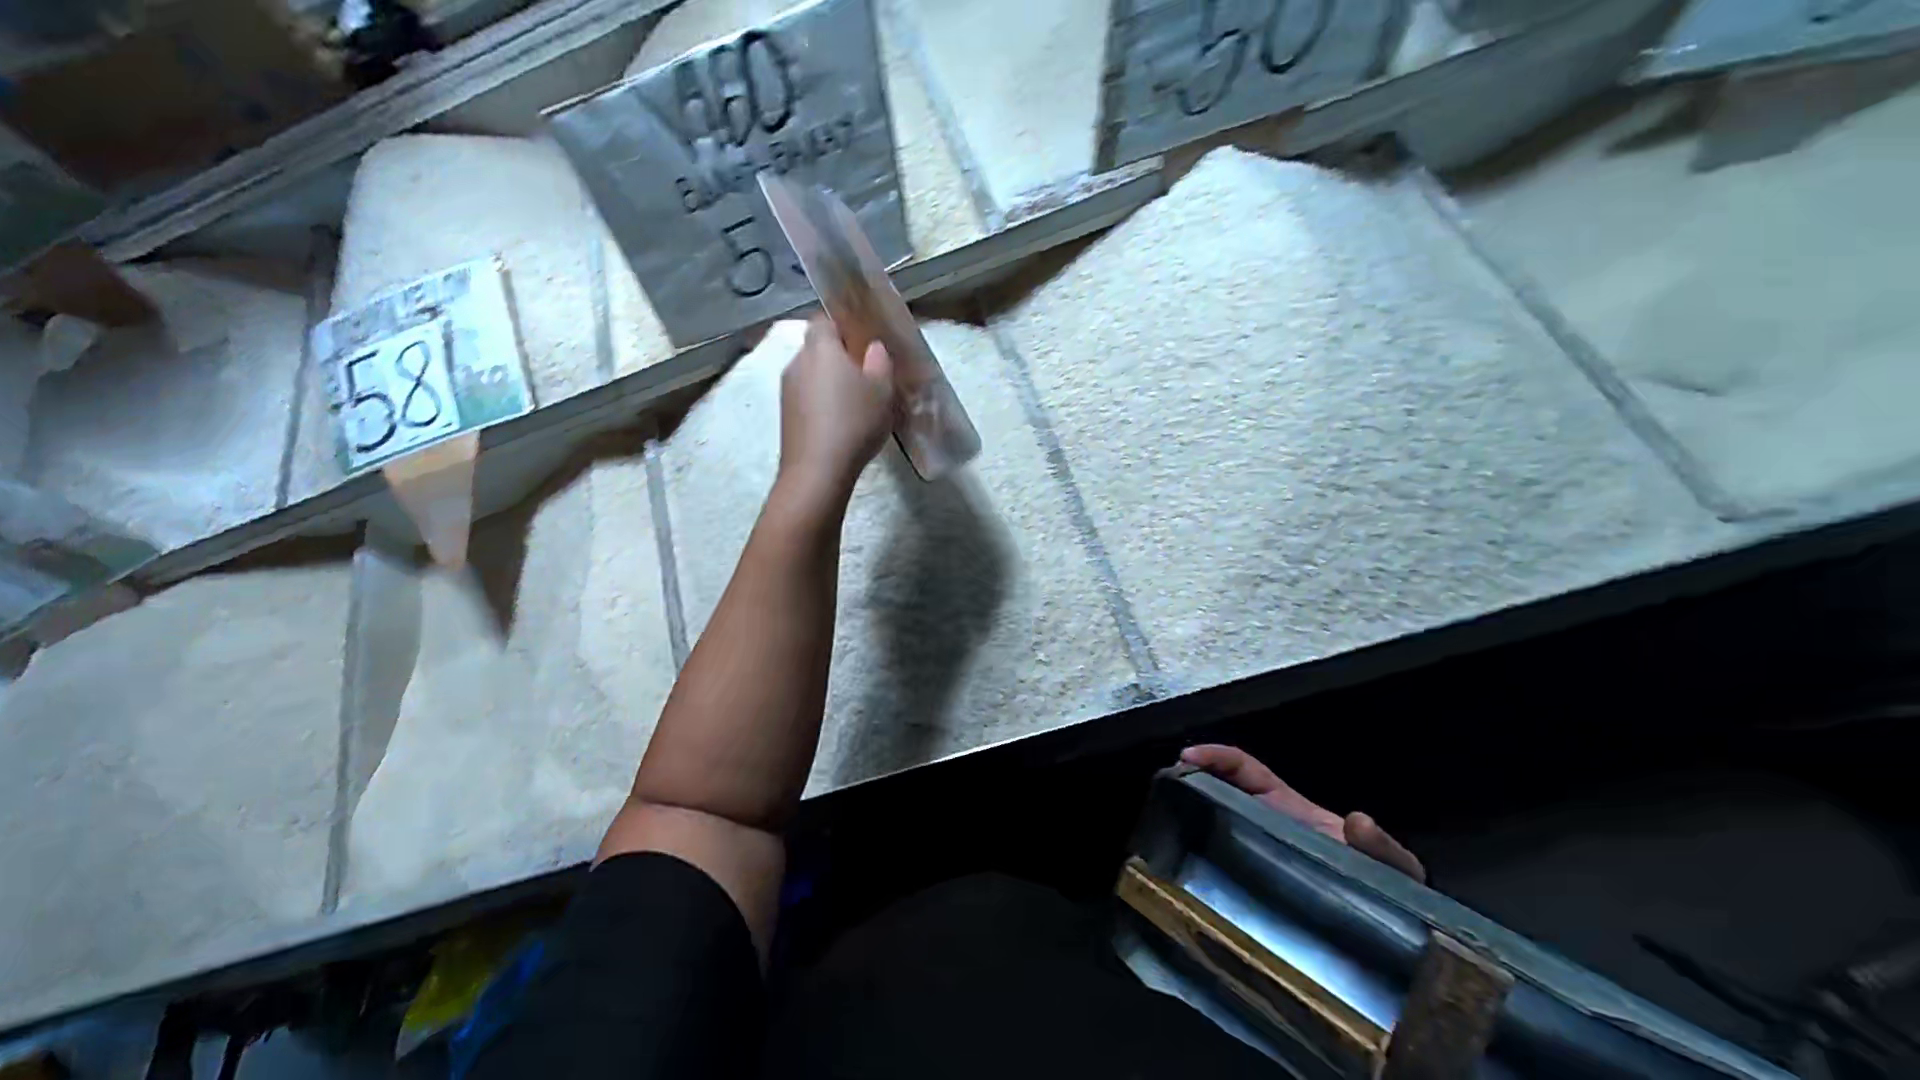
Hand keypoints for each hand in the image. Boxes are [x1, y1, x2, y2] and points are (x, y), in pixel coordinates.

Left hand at [778, 317, 893, 506]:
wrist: (817, 471)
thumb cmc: (854, 422)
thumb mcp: (882, 390)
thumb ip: (880, 362)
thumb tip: (872, 347)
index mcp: (820, 348)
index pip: (823, 320)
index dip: (842, 326)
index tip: (862, 343)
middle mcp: (797, 362)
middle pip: (817, 349)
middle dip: (837, 357)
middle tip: (864, 375)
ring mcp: (787, 390)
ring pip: (811, 375)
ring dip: (829, 383)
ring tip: (854, 403)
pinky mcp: (785, 416)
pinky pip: (806, 398)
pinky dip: (821, 403)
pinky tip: (840, 423)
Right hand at [1180, 745, 1424, 882]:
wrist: (1389, 948)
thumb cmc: (1388, 894)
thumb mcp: (1394, 867)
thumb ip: (1384, 847)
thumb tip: (1357, 820)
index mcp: (1287, 809)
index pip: (1244, 770)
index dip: (1216, 757)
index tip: (1188, 756)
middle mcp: (1263, 827)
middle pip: (1217, 794)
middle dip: (1188, 782)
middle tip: (1163, 787)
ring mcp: (1251, 858)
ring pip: (1210, 829)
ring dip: (1185, 818)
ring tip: (1162, 822)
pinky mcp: (1246, 891)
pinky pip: (1215, 871)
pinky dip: (1194, 863)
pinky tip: (1179, 870)